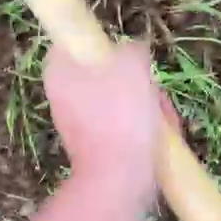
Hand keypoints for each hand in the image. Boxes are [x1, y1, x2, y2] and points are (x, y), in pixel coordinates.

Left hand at [43, 42, 169, 207]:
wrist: (118, 179)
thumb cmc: (120, 118)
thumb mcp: (132, 67)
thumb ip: (132, 49)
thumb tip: (134, 50)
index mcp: (60, 70)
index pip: (78, 40)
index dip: (107, 44)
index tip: (128, 56)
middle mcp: (64, 94)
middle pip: (107, 72)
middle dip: (138, 81)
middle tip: (152, 92)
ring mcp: (80, 121)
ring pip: (121, 98)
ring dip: (148, 105)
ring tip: (161, 119)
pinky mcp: (97, 144)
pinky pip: (124, 123)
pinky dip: (144, 127)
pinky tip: (160, 136)